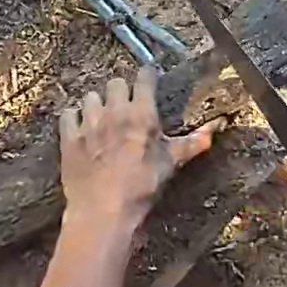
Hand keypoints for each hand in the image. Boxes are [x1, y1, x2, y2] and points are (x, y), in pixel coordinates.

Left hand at [58, 66, 220, 235]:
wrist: (103, 210)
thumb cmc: (142, 185)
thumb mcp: (171, 162)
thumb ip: (194, 142)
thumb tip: (218, 127)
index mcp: (142, 113)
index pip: (145, 77)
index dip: (148, 75)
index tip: (150, 79)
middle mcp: (114, 110)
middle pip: (115, 82)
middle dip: (122, 90)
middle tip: (126, 104)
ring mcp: (89, 122)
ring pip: (90, 96)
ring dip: (97, 104)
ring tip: (102, 117)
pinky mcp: (69, 137)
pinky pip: (68, 114)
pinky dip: (74, 118)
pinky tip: (80, 128)